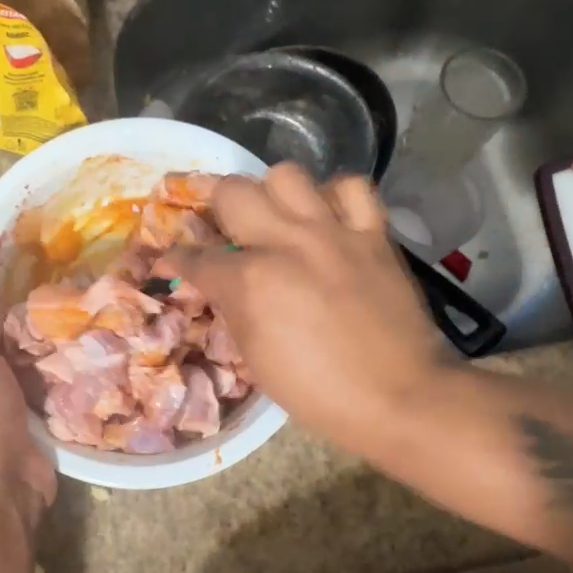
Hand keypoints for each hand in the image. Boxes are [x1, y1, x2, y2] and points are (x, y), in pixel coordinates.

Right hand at [161, 164, 451, 442]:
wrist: (401, 397)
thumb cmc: (320, 392)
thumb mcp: (257, 358)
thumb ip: (232, 309)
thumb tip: (216, 285)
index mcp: (251, 281)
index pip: (196, 256)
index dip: (176, 258)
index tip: (172, 260)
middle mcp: (288, 243)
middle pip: (234, 191)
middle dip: (217, 206)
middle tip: (223, 226)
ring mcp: (334, 233)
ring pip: (288, 174)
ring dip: (274, 192)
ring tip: (279, 215)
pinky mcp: (374, 234)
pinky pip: (352, 188)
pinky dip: (335, 195)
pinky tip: (329, 216)